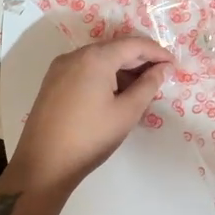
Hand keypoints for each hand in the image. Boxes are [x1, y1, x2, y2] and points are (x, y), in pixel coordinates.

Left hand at [9, 35, 171, 192]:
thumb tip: (163, 68)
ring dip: (122, 69)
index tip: (173, 66)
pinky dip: (104, 75)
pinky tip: (115, 94)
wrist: (40, 169)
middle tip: (160, 77)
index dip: (157, 53)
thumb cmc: (89, 139)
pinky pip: (85, 69)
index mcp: (95, 58)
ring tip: (140, 88)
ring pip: (100, 59)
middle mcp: (75, 55)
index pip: (134, 45)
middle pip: (116, 49)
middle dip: (140, 60)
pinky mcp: (52, 83)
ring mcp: (60, 69)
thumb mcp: (127, 112)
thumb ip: (149, 85)